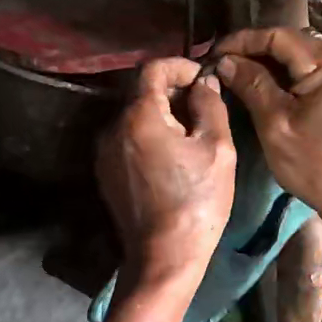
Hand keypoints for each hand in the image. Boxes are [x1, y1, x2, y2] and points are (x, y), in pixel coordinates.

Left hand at [97, 57, 235, 287]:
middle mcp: (112, 128)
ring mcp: (104, 153)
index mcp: (139, 116)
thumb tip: (203, 82)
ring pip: (134, 118)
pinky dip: (148, 138)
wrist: (164, 255)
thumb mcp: (217, 149)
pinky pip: (127, 142)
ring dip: (161, 117)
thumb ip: (210, 105)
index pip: (153, 68)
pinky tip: (171, 161)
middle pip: (141, 93)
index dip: (181, 66)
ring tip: (190, 138)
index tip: (203, 78)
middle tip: (203, 110)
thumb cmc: (197, 201)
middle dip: (173, 93)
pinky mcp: (106, 174)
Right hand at [214, 29, 321, 224]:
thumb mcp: (275, 124)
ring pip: (297, 56)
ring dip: (265, 62)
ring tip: (234, 72)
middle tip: (220, 63)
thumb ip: (251, 86)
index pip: (279, 37)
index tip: (213, 52)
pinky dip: (281, 74)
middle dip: (252, 50)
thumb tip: (226, 61)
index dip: (242, 41)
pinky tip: (260, 84)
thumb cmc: (312, 164)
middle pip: (289, 43)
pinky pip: (307, 71)